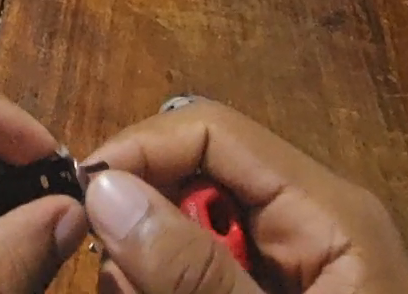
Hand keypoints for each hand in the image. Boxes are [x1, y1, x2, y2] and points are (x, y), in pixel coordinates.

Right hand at [80, 98, 407, 293]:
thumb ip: (195, 276)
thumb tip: (103, 186)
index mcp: (325, 212)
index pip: (209, 129)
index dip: (140, 148)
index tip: (82, 198)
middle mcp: (301, 221)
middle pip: (190, 178)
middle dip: (142, 225)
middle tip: (122, 288)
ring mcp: (284, 265)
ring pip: (180, 229)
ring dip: (148, 273)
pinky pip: (193, 274)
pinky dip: (163, 291)